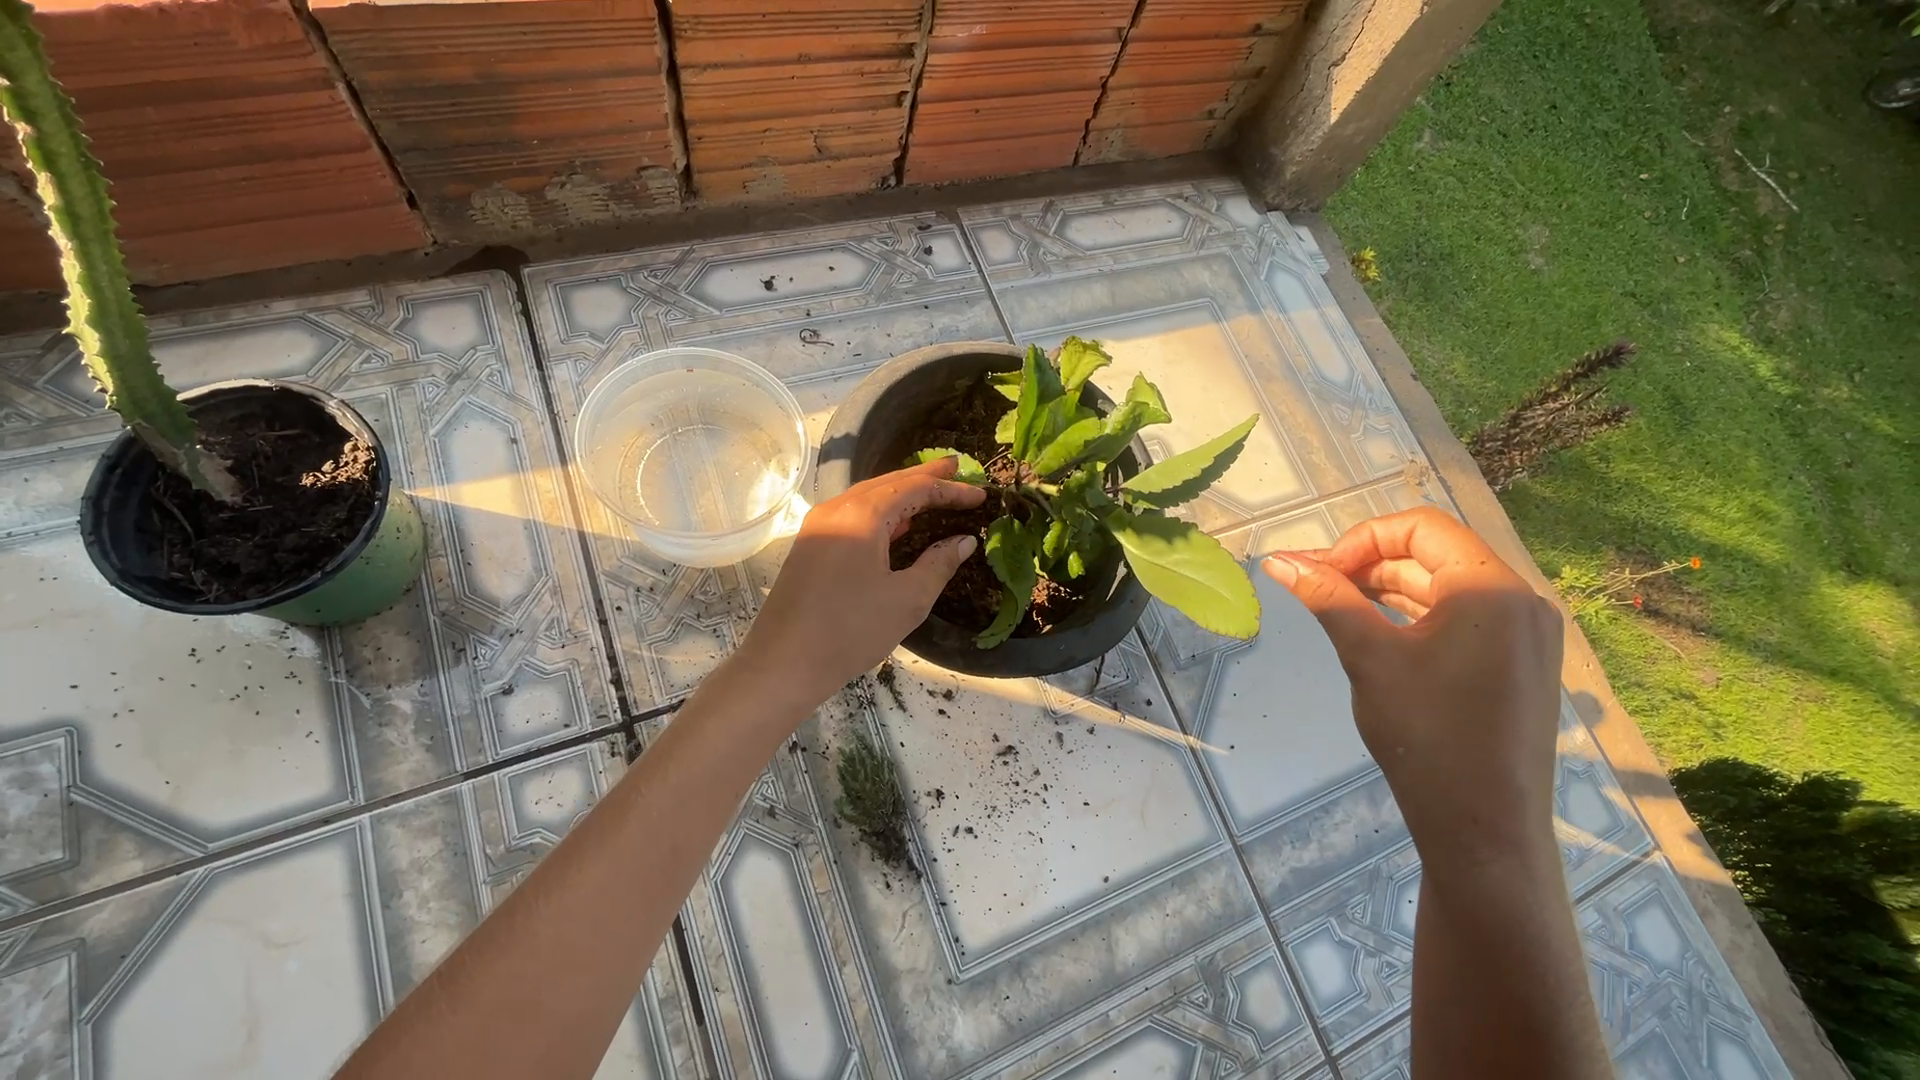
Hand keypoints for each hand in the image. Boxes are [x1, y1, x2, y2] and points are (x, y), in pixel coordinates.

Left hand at [739, 456, 984, 707]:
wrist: (783, 663)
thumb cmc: (850, 631)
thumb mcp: (907, 600)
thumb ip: (938, 564)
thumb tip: (963, 541)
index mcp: (861, 515)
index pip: (914, 488)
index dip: (950, 489)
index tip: (980, 494)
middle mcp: (836, 510)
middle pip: (888, 483)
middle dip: (924, 477)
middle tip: (956, 470)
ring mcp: (818, 527)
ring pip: (867, 498)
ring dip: (902, 494)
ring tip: (932, 493)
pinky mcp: (810, 547)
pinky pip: (852, 516)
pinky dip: (881, 513)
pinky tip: (897, 525)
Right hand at [1261, 507, 1563, 879]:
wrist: (1483, 826)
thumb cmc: (1426, 733)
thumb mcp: (1369, 657)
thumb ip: (1327, 599)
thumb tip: (1277, 560)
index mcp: (1492, 587)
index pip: (1421, 526)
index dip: (1361, 539)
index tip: (1319, 572)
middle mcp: (1520, 600)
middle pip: (1434, 553)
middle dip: (1368, 562)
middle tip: (1314, 585)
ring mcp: (1526, 634)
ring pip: (1445, 586)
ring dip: (1387, 588)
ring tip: (1334, 604)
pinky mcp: (1519, 663)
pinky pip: (1462, 617)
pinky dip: (1414, 615)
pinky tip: (1374, 629)